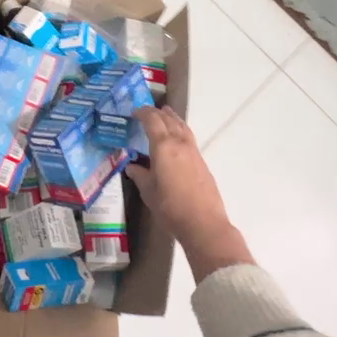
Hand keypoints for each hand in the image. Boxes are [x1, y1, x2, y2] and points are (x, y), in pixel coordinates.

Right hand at [126, 106, 253, 280]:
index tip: (134, 112)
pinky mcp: (202, 162)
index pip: (153, 120)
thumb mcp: (148, 192)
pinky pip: (188, 137)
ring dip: (172, 118)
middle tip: (146, 112)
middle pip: (169, 119)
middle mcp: (180, 143)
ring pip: (182, 126)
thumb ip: (140, 175)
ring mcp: (193, 152)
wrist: (204, 224)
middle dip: (157, 113)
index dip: (143, 113)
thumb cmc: (171, 208)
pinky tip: (176, 138)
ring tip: (165, 115)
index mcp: (163, 147)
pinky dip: (180, 130)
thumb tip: (132, 167)